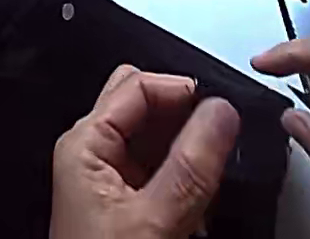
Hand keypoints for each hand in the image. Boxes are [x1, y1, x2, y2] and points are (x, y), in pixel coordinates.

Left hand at [51, 64, 241, 238]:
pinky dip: (188, 173)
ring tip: (207, 179)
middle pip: (149, 101)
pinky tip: (198, 204)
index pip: (141, 84)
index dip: (182, 90)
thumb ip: (190, 164)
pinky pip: (166, 163)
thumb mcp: (153, 226)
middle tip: (213, 138)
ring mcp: (113, 176)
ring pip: (161, 131)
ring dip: (190, 146)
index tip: (218, 110)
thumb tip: (223, 108)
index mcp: (86, 145)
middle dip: (185, 114)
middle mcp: (96, 152)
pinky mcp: (131, 201)